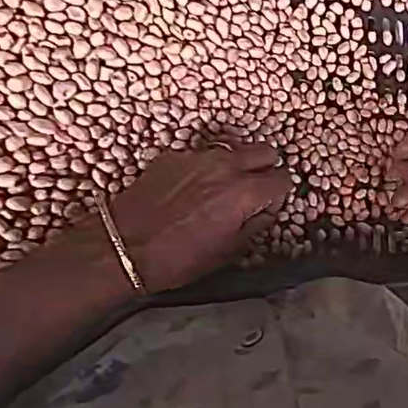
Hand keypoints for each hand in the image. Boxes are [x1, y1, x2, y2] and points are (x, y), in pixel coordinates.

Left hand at [81, 143, 290, 293]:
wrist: (124, 249)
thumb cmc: (179, 258)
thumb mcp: (231, 250)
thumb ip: (257, 224)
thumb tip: (266, 210)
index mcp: (245, 193)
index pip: (283, 178)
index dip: (280, 194)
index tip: (270, 205)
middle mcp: (225, 167)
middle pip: (265, 151)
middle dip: (266, 168)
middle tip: (256, 190)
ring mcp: (196, 157)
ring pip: (233, 149)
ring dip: (237, 165)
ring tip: (223, 190)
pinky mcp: (172, 157)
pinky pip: (202, 155)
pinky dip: (206, 168)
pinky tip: (194, 190)